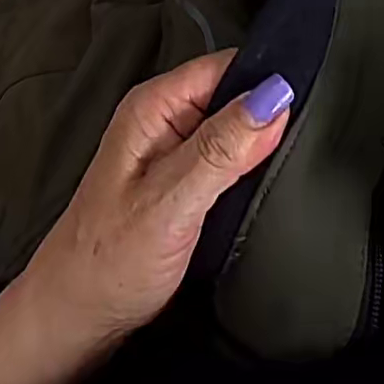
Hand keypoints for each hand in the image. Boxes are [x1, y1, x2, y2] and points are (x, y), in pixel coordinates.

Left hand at [0, 52, 291, 383]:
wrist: (78, 318)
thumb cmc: (109, 262)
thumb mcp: (172, 201)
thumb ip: (223, 148)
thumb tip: (275, 96)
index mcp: (153, 106)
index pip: (223, 66)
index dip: (264, 79)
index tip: (305, 102)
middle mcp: (163, 117)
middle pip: (231, 91)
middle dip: (266, 112)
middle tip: (298, 144)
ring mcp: (172, 147)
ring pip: (233, 124)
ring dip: (260, 140)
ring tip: (284, 164)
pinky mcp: (183, 175)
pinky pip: (227, 152)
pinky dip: (248, 163)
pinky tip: (263, 179)